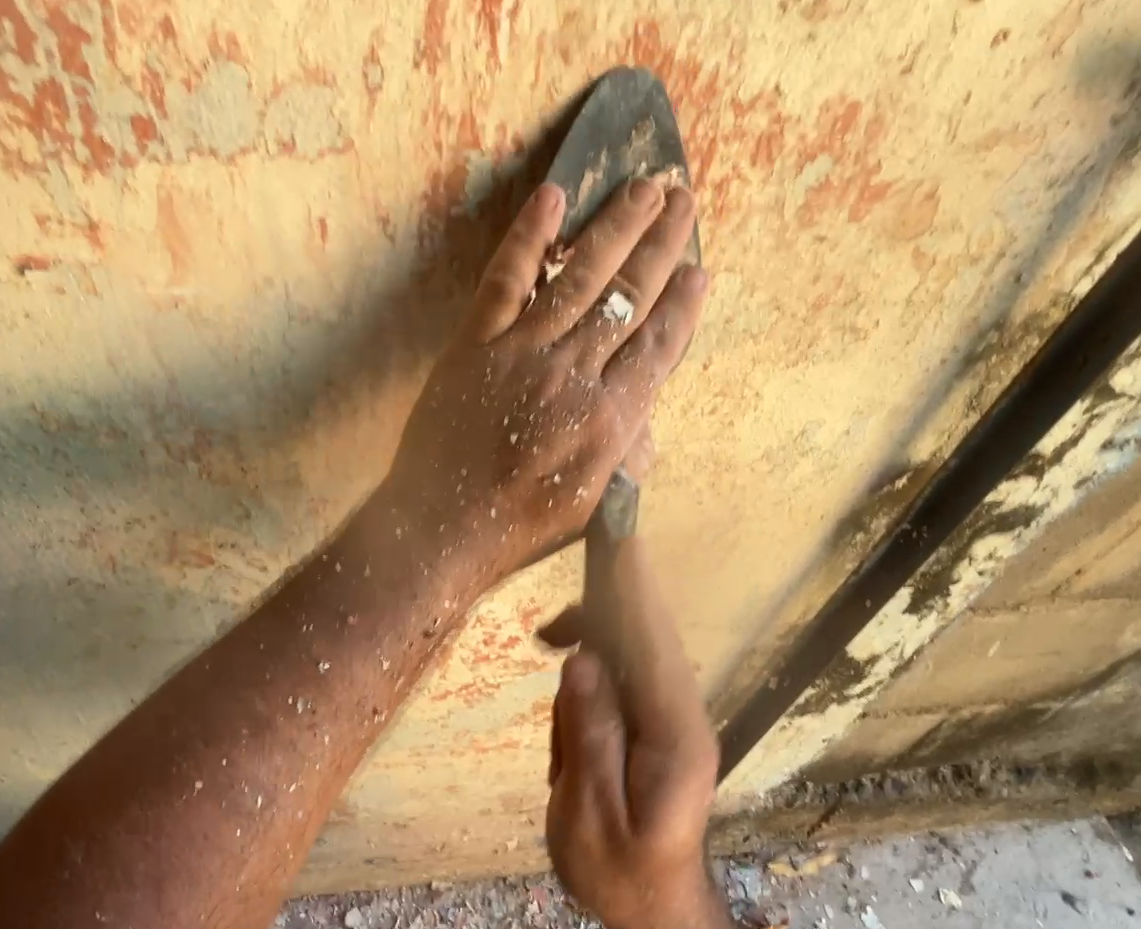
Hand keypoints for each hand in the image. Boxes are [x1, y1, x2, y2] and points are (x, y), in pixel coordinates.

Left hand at [380, 179, 705, 581]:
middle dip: (661, 244)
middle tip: (682, 199)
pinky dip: (528, 237)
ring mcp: (523, 352)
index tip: (700, 270)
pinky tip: (552, 198)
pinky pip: (506, 280)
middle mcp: (574, 374)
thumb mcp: (590, 505)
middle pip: (629, 297)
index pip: (657, 347)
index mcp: (610, 419)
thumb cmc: (517, 527)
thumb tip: (645, 416)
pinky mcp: (475, 343)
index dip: (682, 306)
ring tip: (644, 187)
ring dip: (616, 227)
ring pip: (580, 277)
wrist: (441, 529)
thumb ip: (624, 455)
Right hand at [541, 541, 719, 928]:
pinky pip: (626, 672)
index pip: (649, 641)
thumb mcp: (590, 818)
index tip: (617, 529)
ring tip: (551, 651)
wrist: (658, 909)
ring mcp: (673, 717)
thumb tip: (582, 659)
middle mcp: (682, 714)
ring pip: (633, 648)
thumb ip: (590, 738)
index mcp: (674, 735)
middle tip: (582, 558)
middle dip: (611, 589)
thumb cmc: (619, 875)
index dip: (630, 583)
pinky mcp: (657, 723)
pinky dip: (592, 664)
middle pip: (647, 631)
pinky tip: (566, 681)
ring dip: (592, 636)